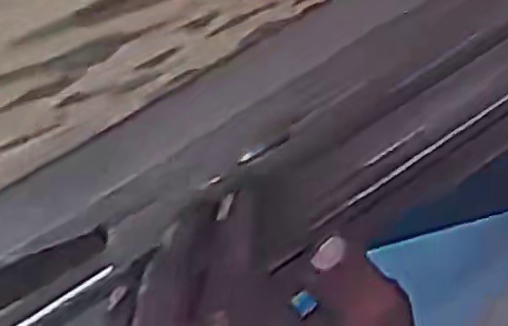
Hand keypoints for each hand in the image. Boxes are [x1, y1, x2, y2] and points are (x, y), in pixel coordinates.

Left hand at [112, 190, 411, 325]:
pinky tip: (128, 306)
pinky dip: (124, 325)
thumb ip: (359, 284)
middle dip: (184, 253)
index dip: (235, 231)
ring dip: (144, 291)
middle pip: (174, 305)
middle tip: (198, 212)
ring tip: (158, 254)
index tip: (243, 195)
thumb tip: (329, 239)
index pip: (233, 277)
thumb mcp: (383, 324)